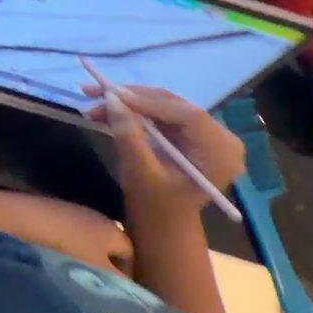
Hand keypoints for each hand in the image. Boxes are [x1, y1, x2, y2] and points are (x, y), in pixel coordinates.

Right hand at [85, 85, 245, 216]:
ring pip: (162, 104)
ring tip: (92, 103)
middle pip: (174, 105)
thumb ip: (129, 136)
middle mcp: (220, 139)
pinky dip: (131, 110)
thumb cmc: (157, 204)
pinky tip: (106, 112)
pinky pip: (158, 111)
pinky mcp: (188, 133)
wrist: (165, 221)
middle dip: (132, 96)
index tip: (110, 95)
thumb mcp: (140, 172)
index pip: (189, 116)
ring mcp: (205, 134)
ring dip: (126, 101)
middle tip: (92, 92)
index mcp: (221, 154)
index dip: (150, 102)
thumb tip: (111, 100)